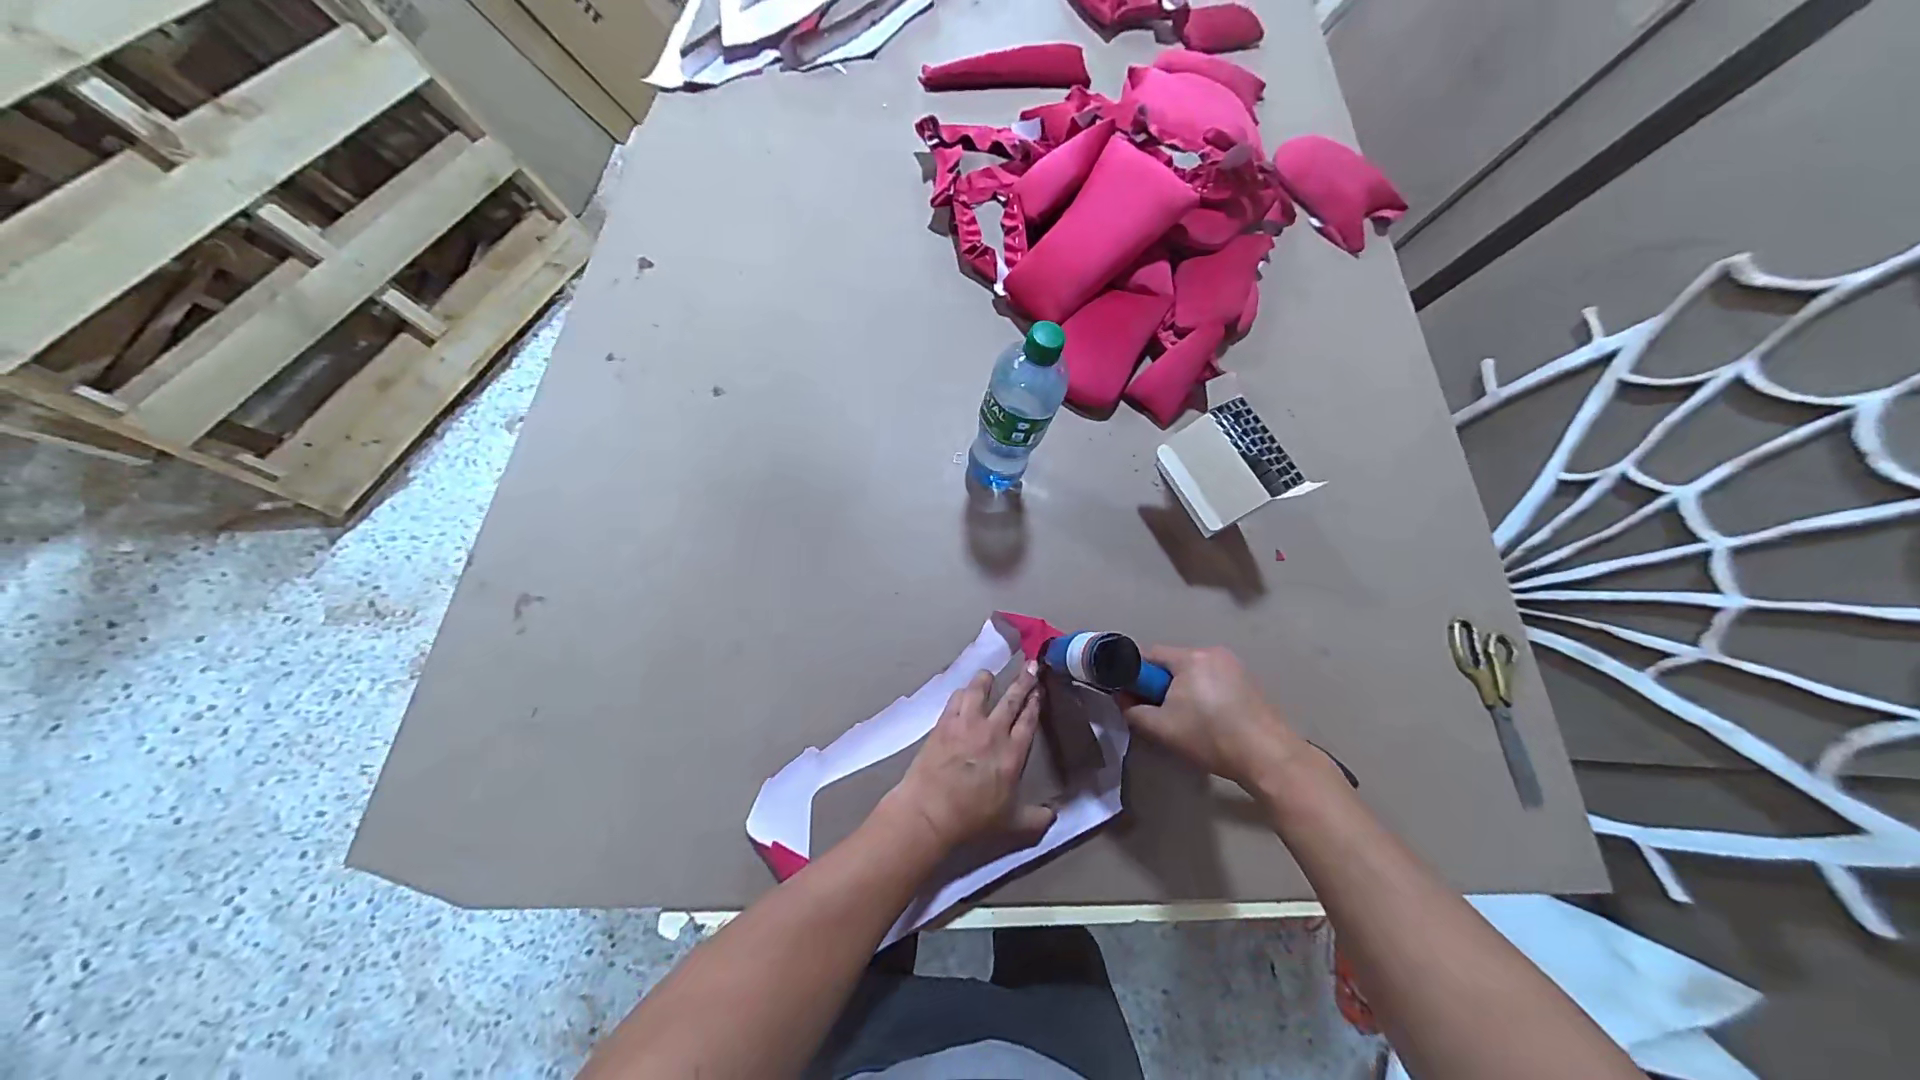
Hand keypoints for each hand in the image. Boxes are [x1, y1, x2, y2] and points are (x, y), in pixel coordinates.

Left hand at [883, 662, 1056, 854]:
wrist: (930, 811)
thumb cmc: (973, 818)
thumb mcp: (1012, 824)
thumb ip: (1036, 819)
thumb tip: (1054, 816)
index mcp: (1013, 752)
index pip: (1028, 720)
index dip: (1035, 702)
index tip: (1040, 689)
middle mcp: (993, 732)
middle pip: (1011, 699)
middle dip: (1024, 681)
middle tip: (1031, 665)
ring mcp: (966, 724)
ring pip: (979, 691)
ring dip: (986, 680)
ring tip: (989, 673)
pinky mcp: (943, 724)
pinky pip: (955, 700)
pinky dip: (961, 693)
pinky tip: (962, 692)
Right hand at [1122, 646, 1307, 790]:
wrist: (1268, 757)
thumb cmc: (1210, 737)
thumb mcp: (1161, 728)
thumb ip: (1133, 711)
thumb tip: (1123, 699)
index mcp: (1191, 657)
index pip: (1149, 654)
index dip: (1136, 676)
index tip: (1135, 698)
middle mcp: (1214, 653)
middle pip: (1173, 663)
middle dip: (1162, 686)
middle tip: (1162, 714)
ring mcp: (1235, 667)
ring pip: (1194, 674)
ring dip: (1184, 692)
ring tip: (1188, 722)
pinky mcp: (1250, 683)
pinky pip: (1214, 682)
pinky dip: (1205, 696)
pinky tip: (1211, 723)